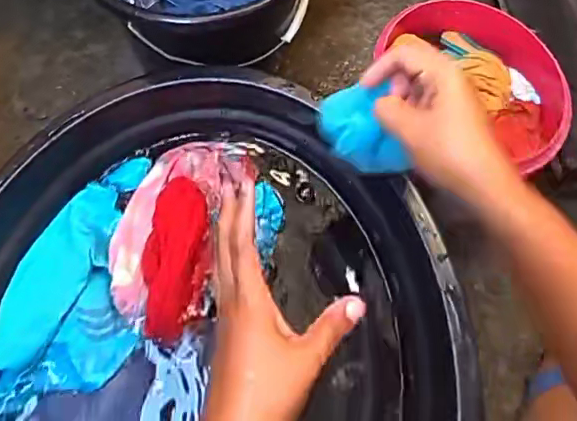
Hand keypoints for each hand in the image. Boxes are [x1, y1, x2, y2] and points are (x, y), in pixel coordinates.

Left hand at [204, 180, 363, 420]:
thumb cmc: (265, 394)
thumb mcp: (305, 360)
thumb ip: (330, 329)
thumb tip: (357, 301)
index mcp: (248, 299)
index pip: (243, 244)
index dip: (243, 211)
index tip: (243, 183)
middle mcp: (231, 299)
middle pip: (225, 245)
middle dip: (228, 211)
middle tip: (229, 182)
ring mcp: (223, 314)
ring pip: (219, 260)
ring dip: (223, 230)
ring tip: (225, 208)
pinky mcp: (222, 329)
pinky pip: (221, 277)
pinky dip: (223, 254)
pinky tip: (227, 259)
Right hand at [361, 36, 521, 209]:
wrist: (490, 187)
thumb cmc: (449, 153)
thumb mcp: (408, 129)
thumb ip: (385, 108)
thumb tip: (381, 104)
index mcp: (443, 72)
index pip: (403, 52)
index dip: (378, 67)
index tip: (365, 90)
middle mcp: (453, 76)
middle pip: (413, 63)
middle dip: (391, 81)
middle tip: (383, 104)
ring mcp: (459, 94)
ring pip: (421, 81)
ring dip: (402, 96)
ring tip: (396, 121)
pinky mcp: (460, 112)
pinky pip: (430, 97)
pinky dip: (414, 107)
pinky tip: (411, 130)